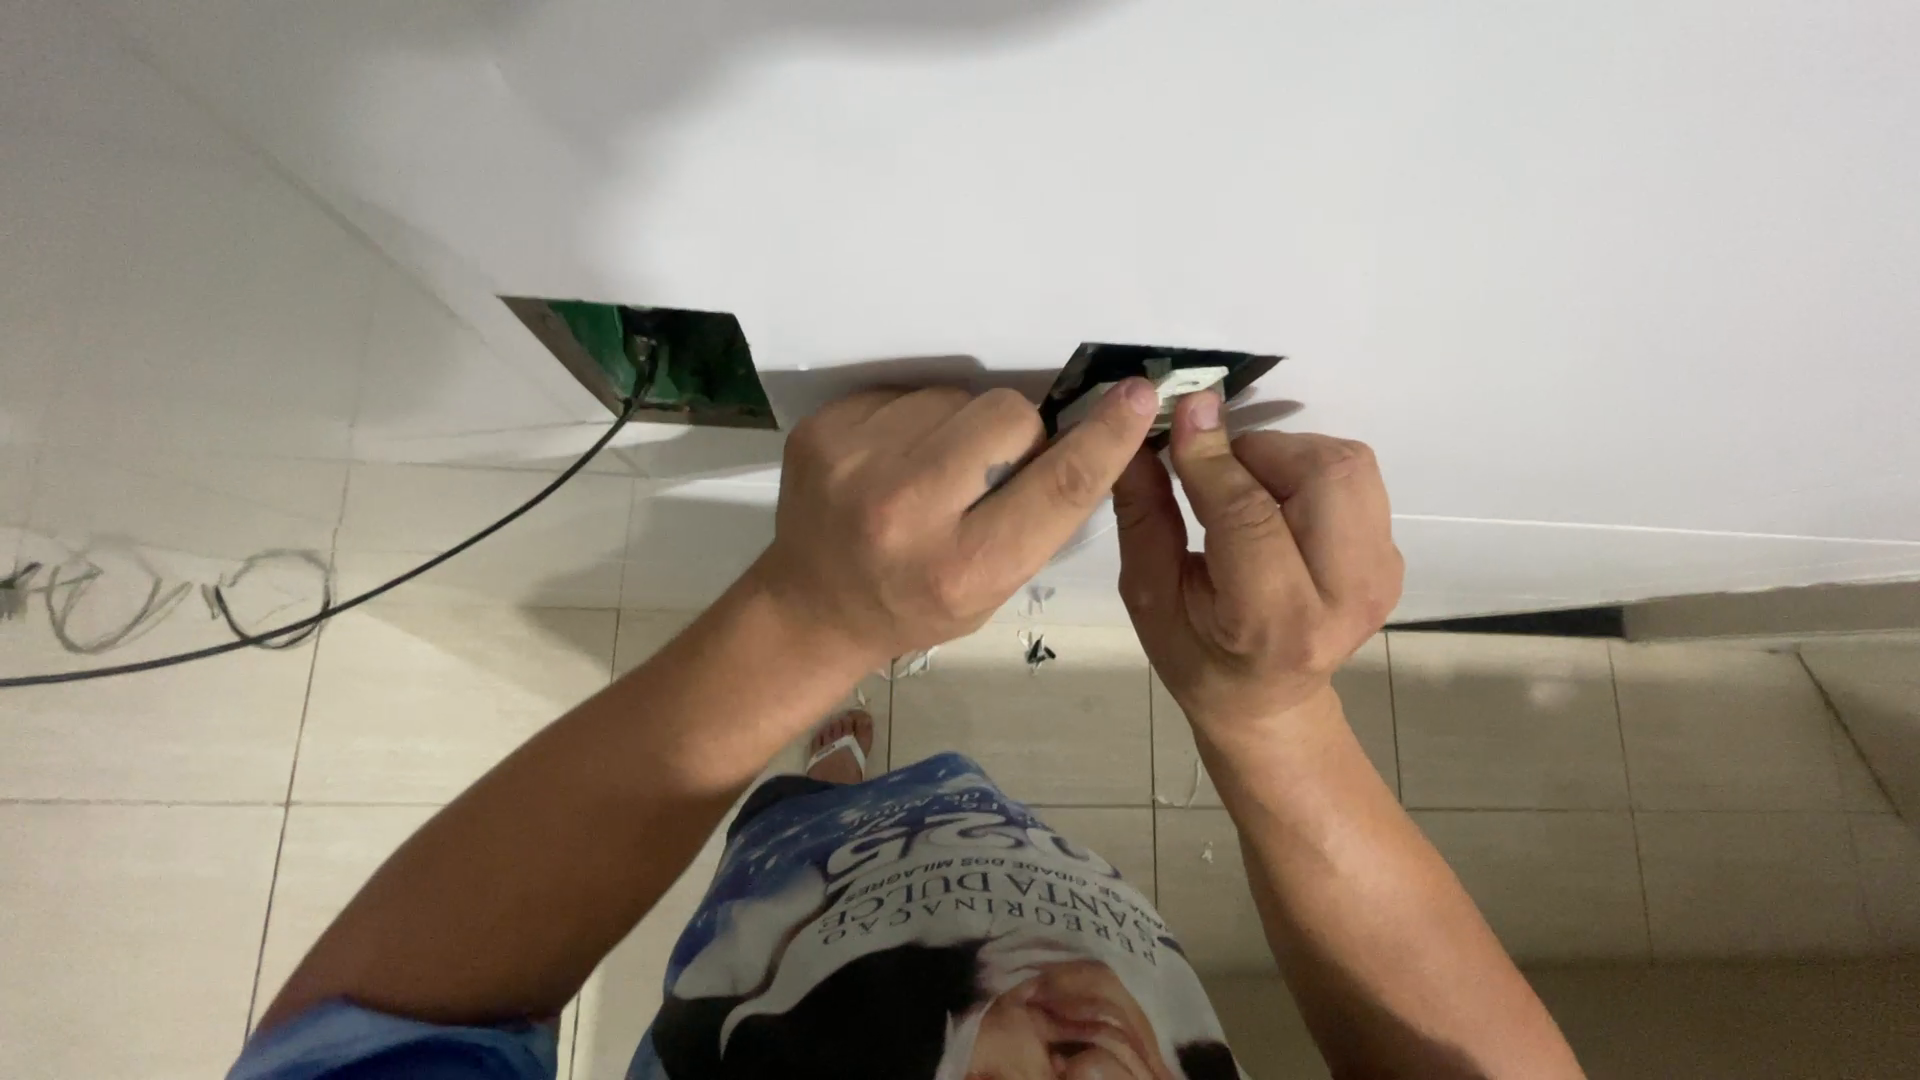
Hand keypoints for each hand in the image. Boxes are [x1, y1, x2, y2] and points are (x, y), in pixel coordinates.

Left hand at [751, 381, 1159, 665]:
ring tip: (931, 470)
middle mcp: (907, 511)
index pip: (1059, 485)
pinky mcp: (824, 431)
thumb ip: (1037, 519)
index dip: (1107, 438)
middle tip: (989, 468)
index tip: (1137, 397)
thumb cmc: (916, 607)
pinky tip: (893, 461)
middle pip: (1009, 415)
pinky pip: (906, 394)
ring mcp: (856, 464)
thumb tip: (1081, 434)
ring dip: (961, 426)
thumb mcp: (992, 590)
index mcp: (962, 567)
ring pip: (956, 397)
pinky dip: (915, 421)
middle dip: (1017, 434)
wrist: (813, 607)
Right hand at [1110, 390, 1402, 737]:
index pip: (1248, 516)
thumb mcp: (1149, 596)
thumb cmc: (1194, 654)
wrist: (1267, 700)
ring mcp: (1381, 575)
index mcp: (1273, 621)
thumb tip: (1136, 441)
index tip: (1183, 412)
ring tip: (1244, 492)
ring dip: (1285, 458)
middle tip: (1216, 472)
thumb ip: (1144, 517)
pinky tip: (1274, 509)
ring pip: (1347, 465)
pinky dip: (1305, 473)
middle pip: (1326, 475)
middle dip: (1261, 452)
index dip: (1212, 457)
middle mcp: (1346, 596)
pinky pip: (1354, 480)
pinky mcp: (1392, 557)